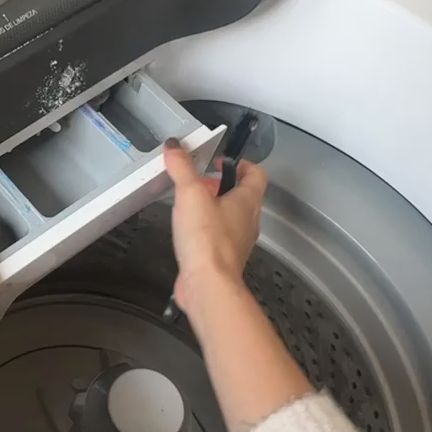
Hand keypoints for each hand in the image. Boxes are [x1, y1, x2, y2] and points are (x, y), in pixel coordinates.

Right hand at [163, 139, 267, 313]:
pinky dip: (205, 229)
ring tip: (189, 203)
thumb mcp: (191, 194)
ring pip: (230, 216)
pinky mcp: (222, 258)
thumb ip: (182, 168)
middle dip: (221, 185)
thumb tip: (175, 147)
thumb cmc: (207, 241)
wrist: (208, 285)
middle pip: (242, 195)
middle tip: (199, 181)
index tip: (220, 161)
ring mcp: (237, 241)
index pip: (256, 174)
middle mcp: (247, 221)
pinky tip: (187, 230)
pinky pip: (218, 236)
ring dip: (213, 207)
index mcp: (247, 201)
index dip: (241, 163)